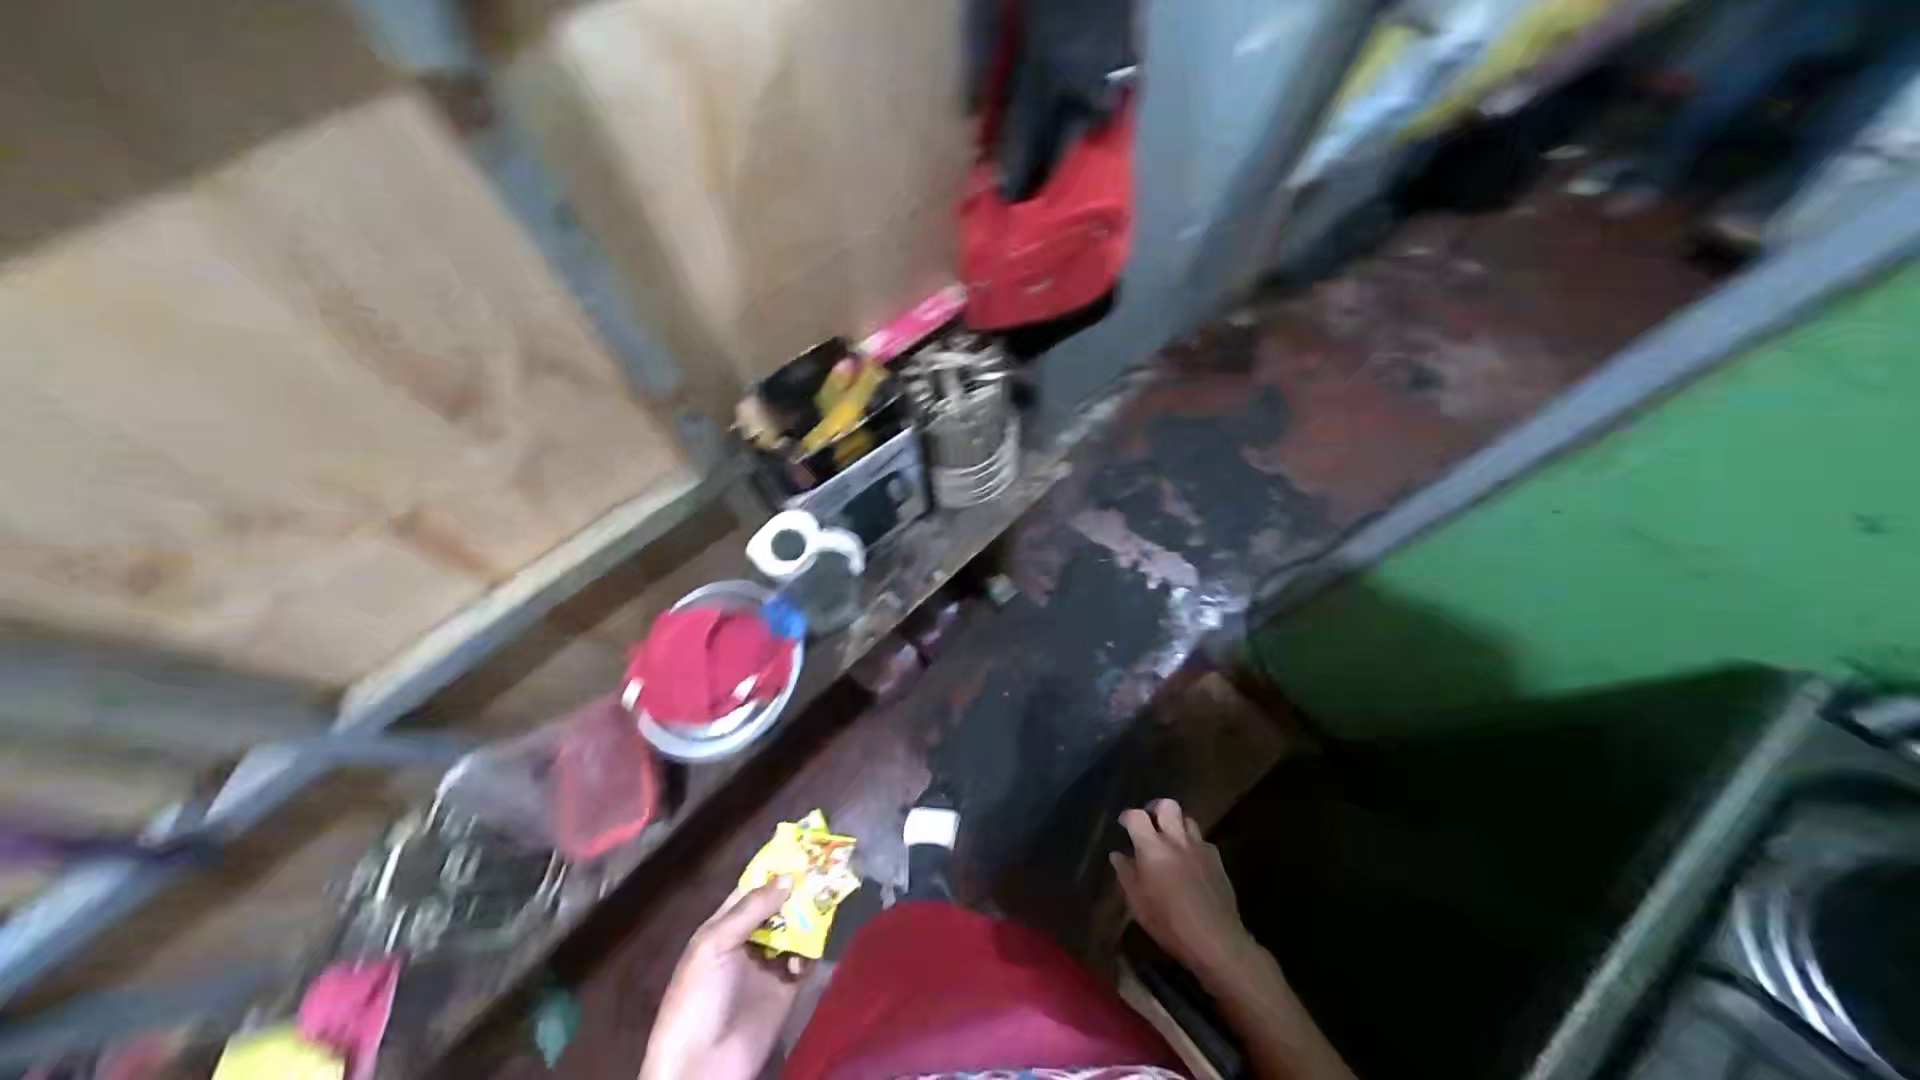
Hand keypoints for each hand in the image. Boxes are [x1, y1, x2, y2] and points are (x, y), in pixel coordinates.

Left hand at [640, 878, 807, 1079]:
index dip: (776, 867)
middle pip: (781, 905)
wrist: (700, 1070)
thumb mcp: (715, 945)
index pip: (754, 886)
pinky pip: (806, 959)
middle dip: (801, 889)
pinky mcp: (787, 988)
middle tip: (827, 872)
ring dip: (810, 917)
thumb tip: (790, 876)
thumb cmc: (697, 1000)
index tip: (805, 847)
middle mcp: (749, 939)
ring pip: (797, 928)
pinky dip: (810, 951)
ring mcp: (769, 964)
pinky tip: (805, 956)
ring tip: (824, 907)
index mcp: (725, 925)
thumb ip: (752, 908)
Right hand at [1111, 799, 1251, 979]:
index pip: (1136, 816)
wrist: (1215, 939)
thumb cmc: (1169, 922)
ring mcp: (1199, 848)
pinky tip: (1190, 860)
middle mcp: (1176, 840)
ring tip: (1170, 839)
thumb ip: (1125, 874)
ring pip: (1187, 819)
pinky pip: (1203, 841)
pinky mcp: (1217, 861)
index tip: (1123, 824)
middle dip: (1155, 808)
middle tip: (1150, 822)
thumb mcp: (1137, 902)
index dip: (1127, 816)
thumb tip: (1117, 855)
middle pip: (1167, 805)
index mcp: (1152, 847)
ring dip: (1176, 824)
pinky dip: (1193, 844)